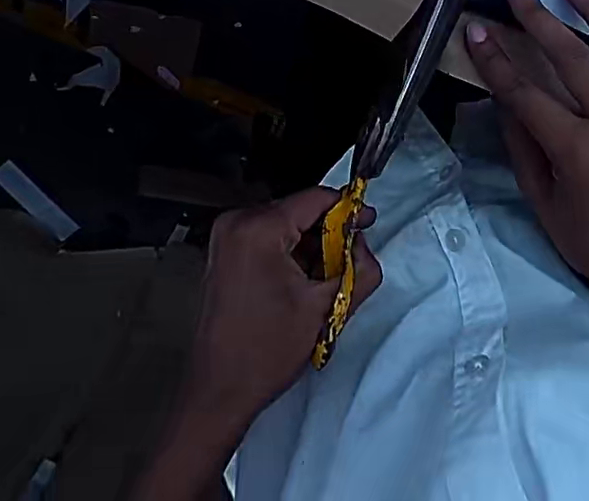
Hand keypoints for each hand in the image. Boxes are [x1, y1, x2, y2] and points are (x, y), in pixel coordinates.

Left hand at [179, 187, 382, 426]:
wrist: (220, 389)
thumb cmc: (266, 351)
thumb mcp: (325, 309)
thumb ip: (359, 271)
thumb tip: (364, 247)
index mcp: (259, 228)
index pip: (314, 198)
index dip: (347, 207)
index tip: (367, 219)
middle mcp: (237, 222)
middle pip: (298, 209)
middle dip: (330, 230)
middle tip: (353, 252)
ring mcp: (226, 235)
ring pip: (284, 223)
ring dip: (310, 242)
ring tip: (329, 273)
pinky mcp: (223, 250)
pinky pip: (266, 236)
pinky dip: (290, 250)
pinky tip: (305, 277)